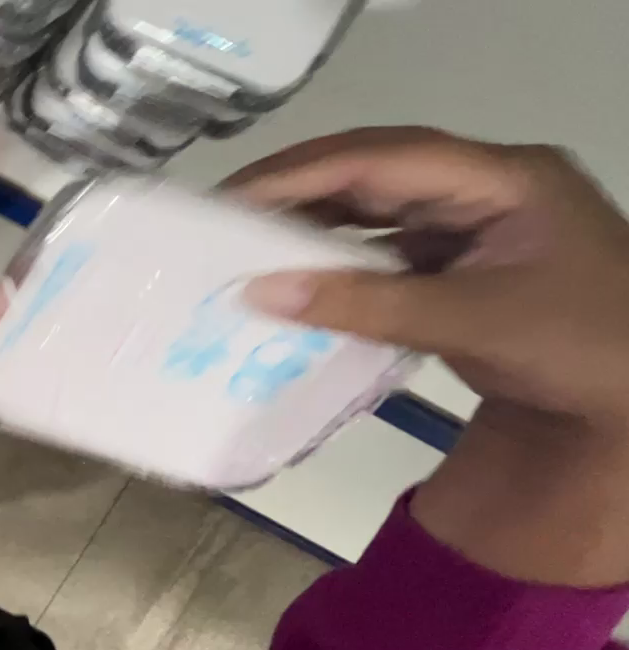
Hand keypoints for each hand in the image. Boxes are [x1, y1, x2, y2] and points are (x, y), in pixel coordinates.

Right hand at [228, 126, 628, 438]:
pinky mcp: (448, 257)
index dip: (298, 174)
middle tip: (214, 215)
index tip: (224, 201)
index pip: (381, 158)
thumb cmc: (578, 347)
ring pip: (366, 202)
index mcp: (503, 180)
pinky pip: (370, 242)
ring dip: (300, 217)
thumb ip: (363, 304)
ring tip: (234, 239)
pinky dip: (321, 253)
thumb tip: (255, 291)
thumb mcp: (470, 322)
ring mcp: (466, 220)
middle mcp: (480, 187)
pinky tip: (282, 272)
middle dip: (289, 186)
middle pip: (368, 167)